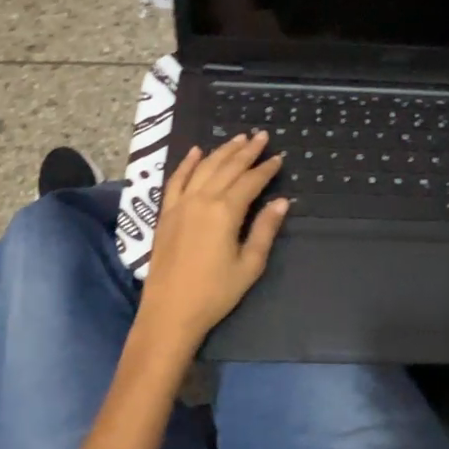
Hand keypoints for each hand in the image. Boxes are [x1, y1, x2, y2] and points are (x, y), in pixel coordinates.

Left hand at [135, 132, 288, 351]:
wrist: (169, 312)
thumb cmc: (215, 293)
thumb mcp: (249, 265)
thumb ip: (264, 229)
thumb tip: (282, 202)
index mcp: (225, 212)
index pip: (250, 181)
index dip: (266, 168)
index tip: (279, 157)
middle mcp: (202, 200)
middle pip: (227, 168)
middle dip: (246, 151)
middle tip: (261, 136)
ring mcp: (180, 205)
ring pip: (204, 168)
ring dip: (222, 151)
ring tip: (237, 138)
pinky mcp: (166, 214)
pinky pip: (177, 180)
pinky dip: (187, 163)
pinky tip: (196, 152)